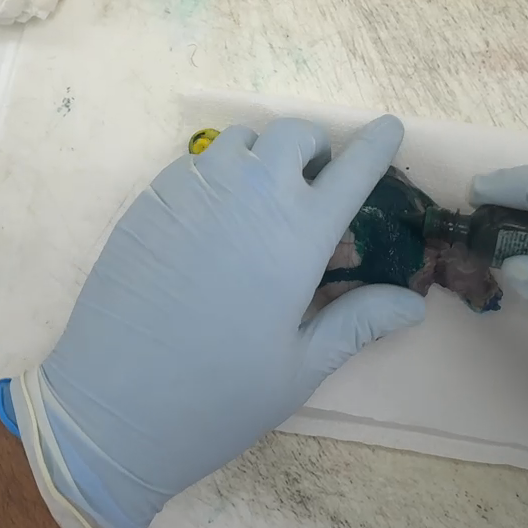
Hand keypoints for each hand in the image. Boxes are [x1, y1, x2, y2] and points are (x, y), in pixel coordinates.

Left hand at [14, 116, 425, 527]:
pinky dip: (218, 169)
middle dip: (314, 147)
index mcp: (297, 235)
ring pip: (243, 137)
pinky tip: (211, 212)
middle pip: (295, 134)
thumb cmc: (217, 394)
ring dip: (264, 153)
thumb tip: (415, 303)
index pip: (352, 169)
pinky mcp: (153, 194)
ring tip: (260, 195)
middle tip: (313, 180)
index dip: (377, 143)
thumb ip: (358, 322)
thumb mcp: (300, 368)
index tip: (389, 125)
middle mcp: (250, 194)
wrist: (112, 402)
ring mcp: (196, 187)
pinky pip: (197, 158)